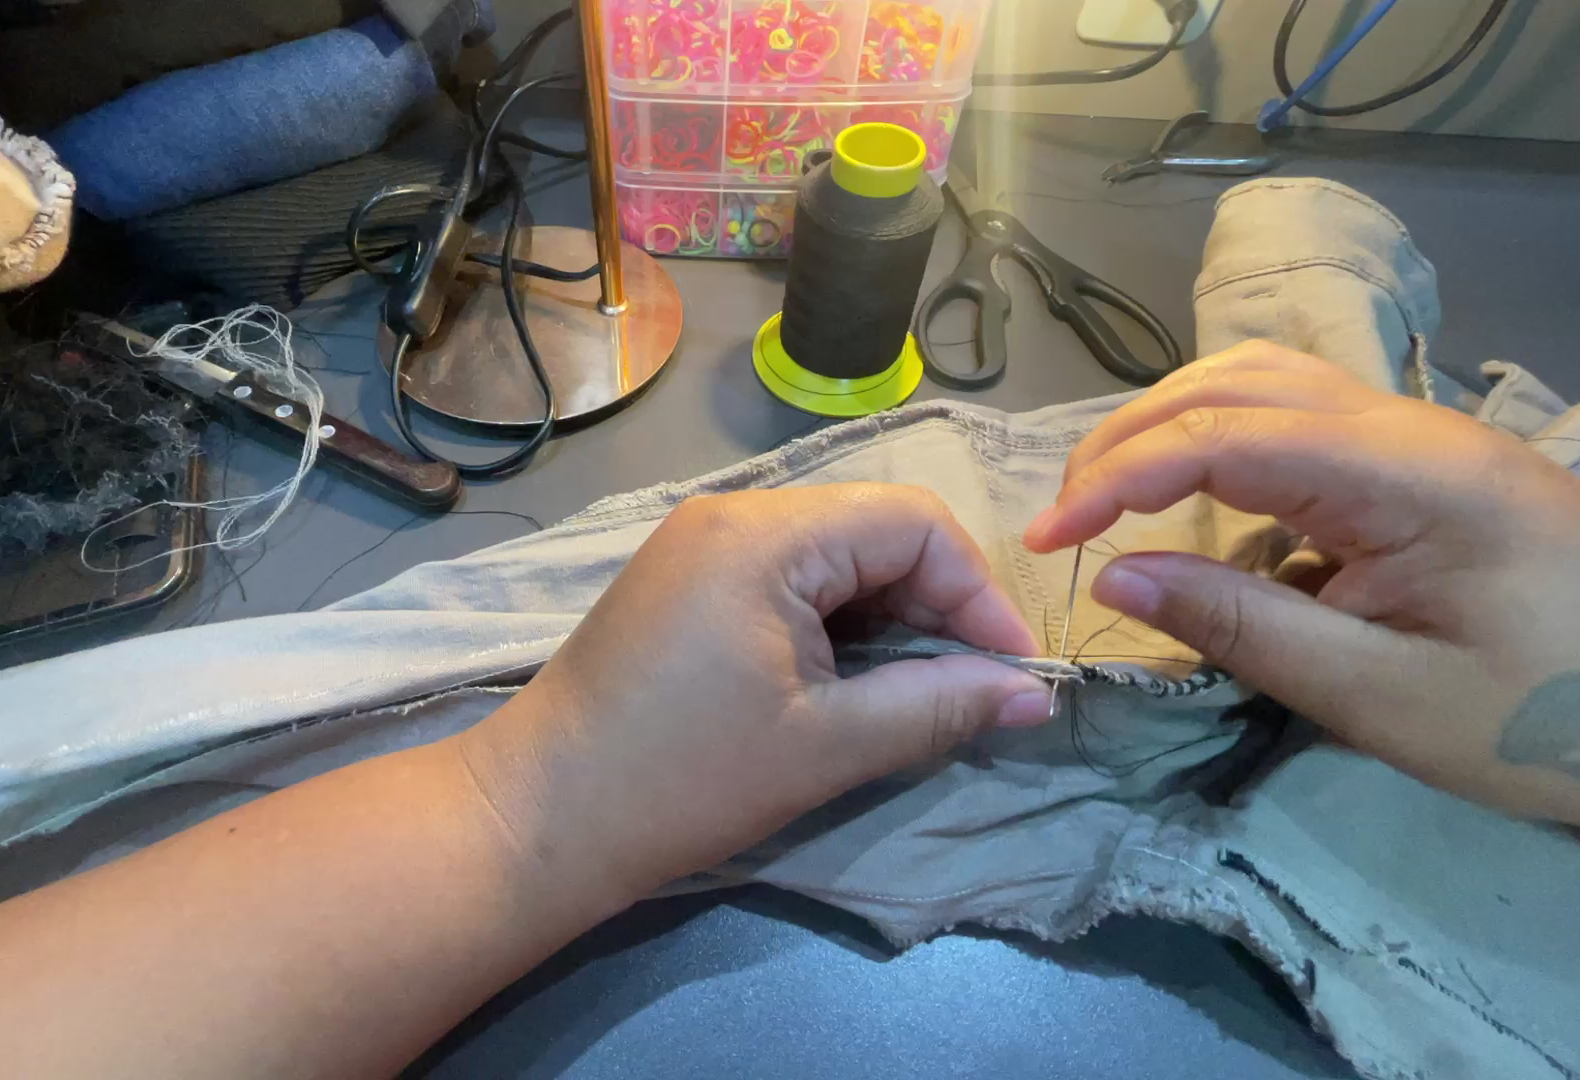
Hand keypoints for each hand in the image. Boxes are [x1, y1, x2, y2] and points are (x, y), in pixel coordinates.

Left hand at [456, 484, 1050, 903]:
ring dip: (887, 610)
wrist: (544, 811)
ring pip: (832, 551)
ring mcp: (700, 540)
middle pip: (871, 528)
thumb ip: (939, 705)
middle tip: (968, 682)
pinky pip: (786, 572)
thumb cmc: (681, 780)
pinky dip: (834, 615)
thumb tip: (1035, 694)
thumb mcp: (825, 745)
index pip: (910, 520)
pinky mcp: (686, 575)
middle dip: (935, 601)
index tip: (1011, 669)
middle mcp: (730, 512)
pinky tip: (847, 669)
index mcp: (762, 533)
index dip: (977, 590)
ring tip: (914, 683)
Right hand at [1024, 341, 1579, 839]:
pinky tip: (1184, 484)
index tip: (1046, 540)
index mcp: (1411, 474)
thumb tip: (1110, 577)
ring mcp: (1410, 433)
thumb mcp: (1378, 694)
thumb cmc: (1550, 721)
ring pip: (1251, 378)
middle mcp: (1407, 426)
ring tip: (1105, 489)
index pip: (1221, 439)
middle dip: (1123, 441)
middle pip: (1226, 383)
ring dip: (1159, 424)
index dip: (1115, 481)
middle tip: (1066, 514)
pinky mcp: (1404, 458)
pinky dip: (1205, 432)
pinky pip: (1281, 410)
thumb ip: (1235, 625)